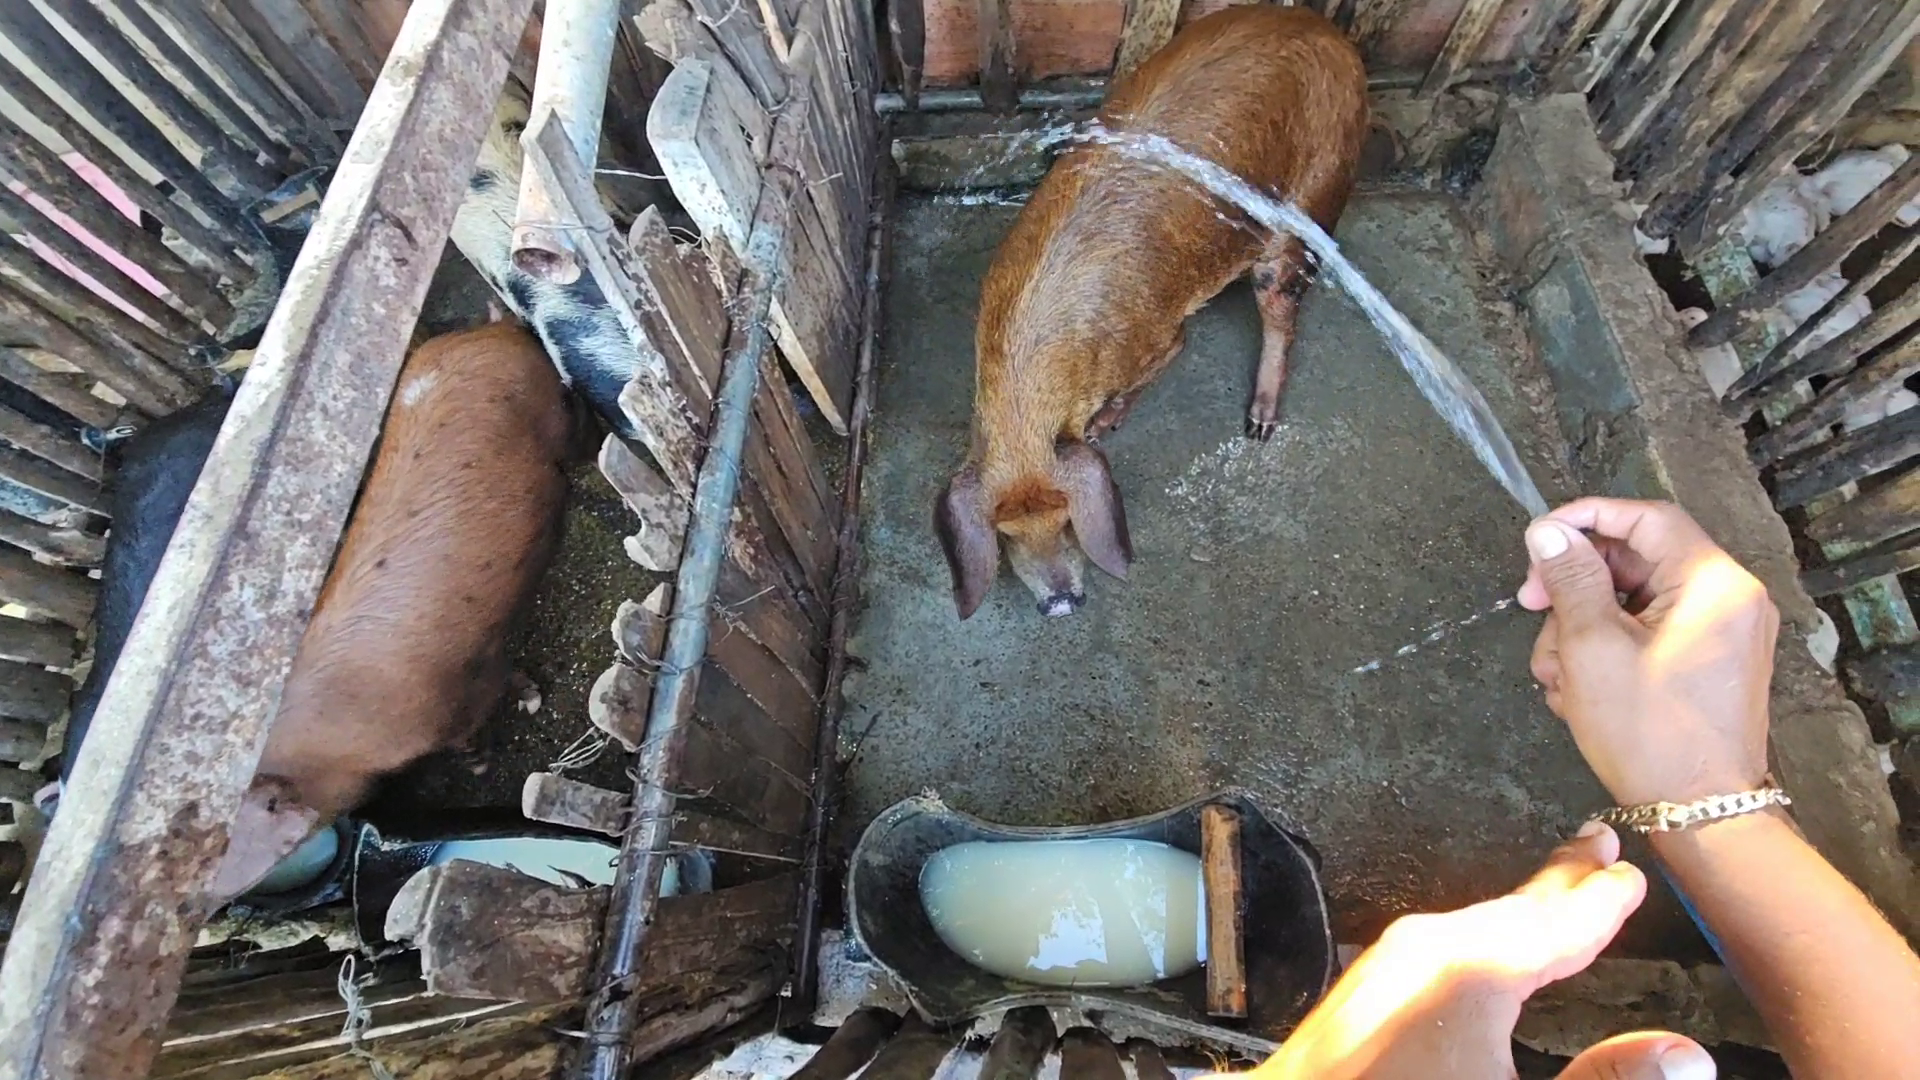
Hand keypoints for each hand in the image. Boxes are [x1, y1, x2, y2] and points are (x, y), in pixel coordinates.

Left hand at [1241, 825, 1713, 1079]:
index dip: (1597, 902)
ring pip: (1480, 920)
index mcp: (1470, 970)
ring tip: (1564, 879)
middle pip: (1513, 910)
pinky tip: (1499, 933)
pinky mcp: (1378, 972)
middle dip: (1561, 879)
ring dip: (1526, 902)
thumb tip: (1687, 1052)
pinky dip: (1489, 926)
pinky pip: (1450, 937)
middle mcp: (1429, 944)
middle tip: (1598, 841)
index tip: (1629, 871)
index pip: (1553, 928)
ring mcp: (1396, 954)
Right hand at [1518, 498, 1775, 805]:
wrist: (1694, 804)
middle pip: (1628, 559)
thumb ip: (1570, 578)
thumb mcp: (1591, 644)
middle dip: (1569, 582)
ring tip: (1555, 672)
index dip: (1585, 516)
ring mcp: (1710, 630)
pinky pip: (1632, 628)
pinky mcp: (1692, 657)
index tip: (1534, 538)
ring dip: (1572, 626)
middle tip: (1529, 605)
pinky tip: (1574, 684)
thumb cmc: (1643, 722)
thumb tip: (1545, 531)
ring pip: (1620, 598)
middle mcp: (1722, 599)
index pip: (1646, 518)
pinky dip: (1593, 647)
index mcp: (1712, 585)